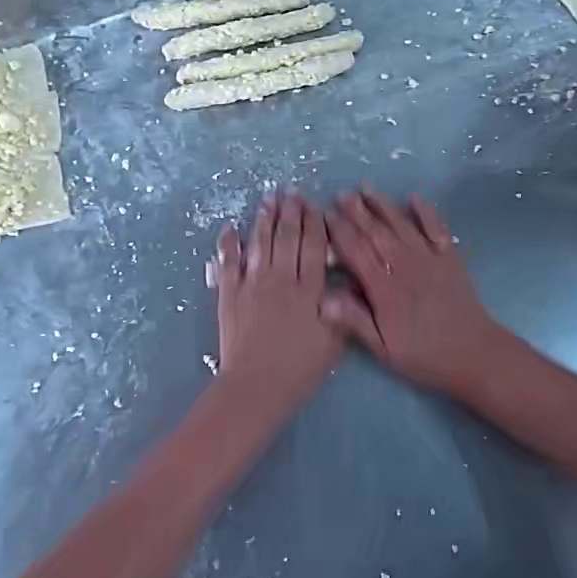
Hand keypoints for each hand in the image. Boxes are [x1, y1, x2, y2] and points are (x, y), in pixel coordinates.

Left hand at [208, 191, 343, 412]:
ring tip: (268, 199)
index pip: (314, 247)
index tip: (315, 205)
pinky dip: (229, 243)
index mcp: (309, 289)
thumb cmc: (300, 369)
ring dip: (264, 218)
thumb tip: (348, 279)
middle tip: (290, 192)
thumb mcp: (334, 342)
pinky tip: (230, 228)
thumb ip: (343, 308)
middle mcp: (281, 278)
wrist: (257, 385)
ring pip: (260, 242)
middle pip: (287, 237)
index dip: (315, 223)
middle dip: (290, 212)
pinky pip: (228, 262)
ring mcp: (253, 283)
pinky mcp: (230, 293)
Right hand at [320, 188, 504, 395]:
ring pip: (400, 225)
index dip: (338, 232)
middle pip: (375, 232)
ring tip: (366, 187)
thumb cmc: (424, 355)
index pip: (355, 252)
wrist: (475, 355)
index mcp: (384, 288)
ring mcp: (428, 258)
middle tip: (341, 193)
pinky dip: (425, 212)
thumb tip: (322, 299)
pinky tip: (414, 198)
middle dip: (356, 212)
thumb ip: (354, 321)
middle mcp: (404, 265)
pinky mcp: (449, 258)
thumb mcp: (384, 348)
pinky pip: (435, 228)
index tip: (324, 214)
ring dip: (382, 205)